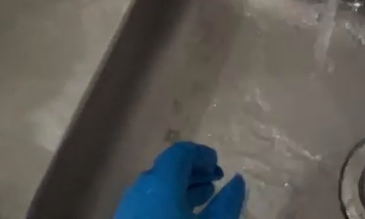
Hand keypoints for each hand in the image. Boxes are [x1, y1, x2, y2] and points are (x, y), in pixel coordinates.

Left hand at [113, 142, 246, 218]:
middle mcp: (140, 190)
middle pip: (168, 169)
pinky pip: (148, 205)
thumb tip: (237, 182)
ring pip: (157, 189)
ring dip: (182, 189)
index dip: (202, 155)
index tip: (219, 167)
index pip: (181, 152)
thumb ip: (227, 203)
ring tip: (205, 200)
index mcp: (161, 182)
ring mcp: (128, 211)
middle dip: (194, 172)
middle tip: (216, 181)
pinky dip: (167, 204)